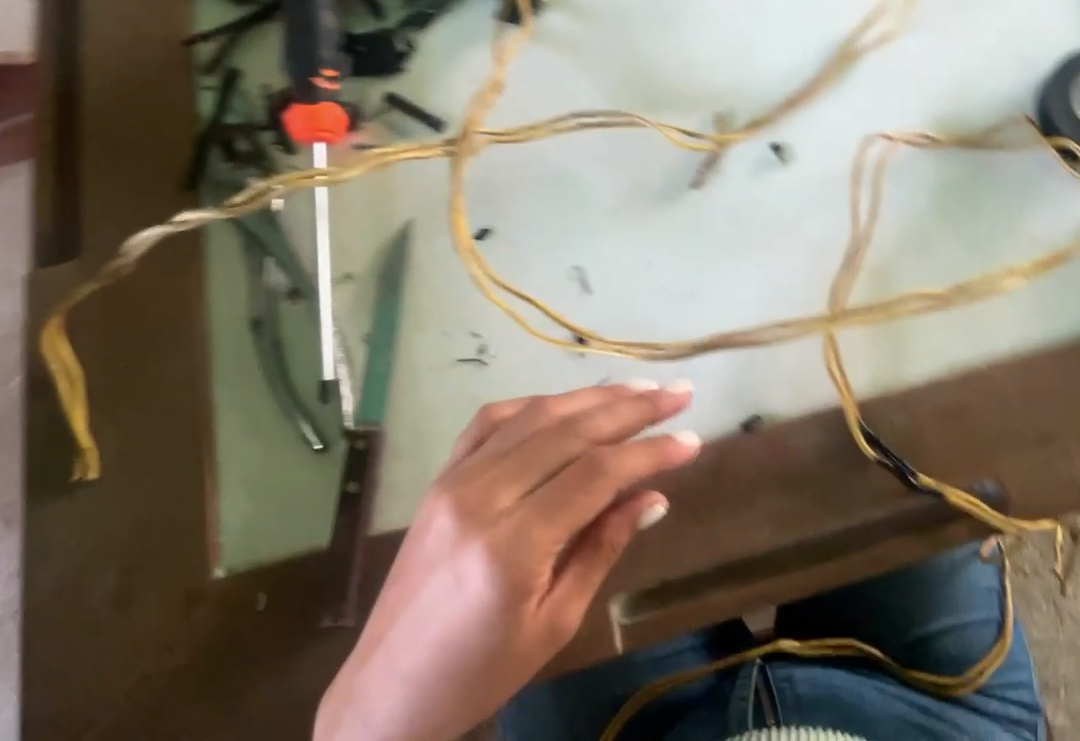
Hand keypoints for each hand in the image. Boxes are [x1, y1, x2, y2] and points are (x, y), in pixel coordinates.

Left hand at [316, 381, 701, 740]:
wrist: (387, 691)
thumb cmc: (481, 672)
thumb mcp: (555, 621)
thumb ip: (603, 548)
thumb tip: (654, 496)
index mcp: (513, 545)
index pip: (596, 474)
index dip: (649, 452)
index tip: (692, 440)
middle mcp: (481, 497)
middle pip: (570, 432)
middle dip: (632, 409)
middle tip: (680, 394)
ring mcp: (454, 481)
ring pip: (534, 416)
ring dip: (592, 397)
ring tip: (641, 388)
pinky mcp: (440, 479)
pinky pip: (491, 423)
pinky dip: (537, 404)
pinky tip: (570, 403)